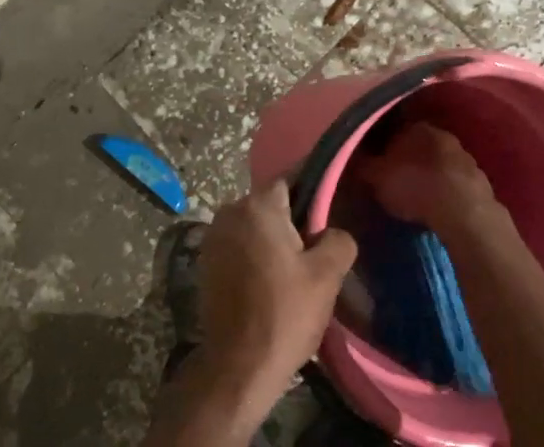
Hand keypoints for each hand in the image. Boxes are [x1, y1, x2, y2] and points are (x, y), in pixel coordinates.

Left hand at [196, 181, 356, 394]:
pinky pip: (239, 245)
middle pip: (270, 204)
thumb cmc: (285, 313)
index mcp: (256, 206)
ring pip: (254, 226)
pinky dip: (255, 255)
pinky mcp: (206, 261)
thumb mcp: (326, 276)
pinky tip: (271, 282)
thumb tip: (332, 232)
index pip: (290, 180)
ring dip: (273, 240)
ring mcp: (213, 237)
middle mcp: (228, 212)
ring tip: (296, 271)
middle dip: (293, 221)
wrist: (239, 363)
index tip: (329, 209)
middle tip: (317, 251)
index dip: (313, 191)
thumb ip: (337, 240)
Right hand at [356, 123, 501, 233]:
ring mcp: (467, 158)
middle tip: (398, 175)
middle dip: (411, 157)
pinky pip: (459, 182)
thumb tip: (354, 156)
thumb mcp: (376, 177)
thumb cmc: (413, 187)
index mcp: (415, 127)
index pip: (396, 129)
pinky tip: (442, 205)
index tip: (378, 160)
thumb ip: (364, 164)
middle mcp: (443, 135)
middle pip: (421, 144)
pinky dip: (451, 189)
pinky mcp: (483, 182)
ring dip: (434, 172)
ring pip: (442, 161)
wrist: (463, 214)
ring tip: (421, 193)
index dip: (385, 145)